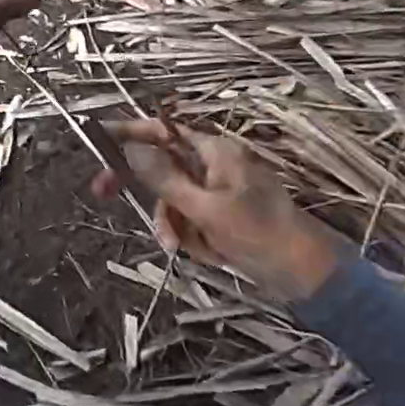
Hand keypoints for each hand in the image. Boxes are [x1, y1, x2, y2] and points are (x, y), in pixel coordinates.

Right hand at [89, 121, 350, 300]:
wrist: (306, 274)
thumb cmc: (259, 234)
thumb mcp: (204, 208)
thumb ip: (164, 178)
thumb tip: (131, 148)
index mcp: (214, 152)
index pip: (162, 132)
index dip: (129, 132)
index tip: (98, 136)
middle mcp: (213, 165)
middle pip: (163, 169)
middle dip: (148, 193)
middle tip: (103, 195)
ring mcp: (217, 192)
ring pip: (173, 200)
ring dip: (173, 224)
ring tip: (185, 247)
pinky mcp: (221, 215)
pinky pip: (189, 219)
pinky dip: (190, 236)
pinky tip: (209, 253)